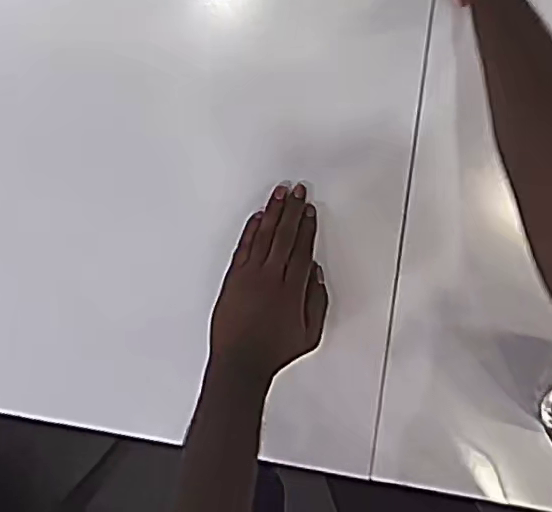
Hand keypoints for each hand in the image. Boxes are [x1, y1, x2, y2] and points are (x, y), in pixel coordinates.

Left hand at [208, 183, 328, 386]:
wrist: (240, 361)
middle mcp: (270, 277)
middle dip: (293, 209)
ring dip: (272, 211)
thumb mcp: (309, 334)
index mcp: (291, 290)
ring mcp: (250, 274)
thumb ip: (317, 301)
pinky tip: (258, 215)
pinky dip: (251, 228)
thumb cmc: (272, 351)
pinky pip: (245, 245)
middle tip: (298, 190)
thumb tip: (315, 272)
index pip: (302, 248)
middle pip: (285, 234)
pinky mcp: (234, 275)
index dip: (307, 226)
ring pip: (264, 234)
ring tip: (279, 193)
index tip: (310, 210)